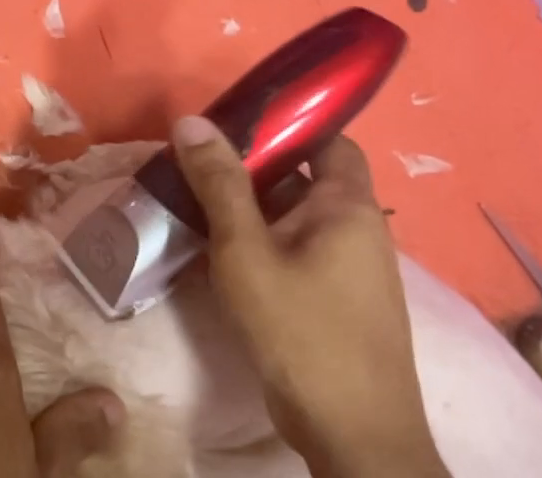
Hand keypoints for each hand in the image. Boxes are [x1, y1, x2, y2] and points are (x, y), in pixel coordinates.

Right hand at [170, 118, 449, 477]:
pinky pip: (288, 245)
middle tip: (186, 156)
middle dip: (246, 163)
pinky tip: (207, 242)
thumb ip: (219, 183)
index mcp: (350, 209)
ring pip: (289, 213)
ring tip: (184, 194)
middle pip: (301, 176)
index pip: (330, 142)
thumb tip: (192, 119)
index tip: (229, 115)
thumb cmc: (299, 325)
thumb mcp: (245, 248)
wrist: (347, 426)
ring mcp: (346, 266)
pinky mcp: (330, 294)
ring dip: (242, 202)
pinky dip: (251, 234)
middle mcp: (357, 230)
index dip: (287, 122)